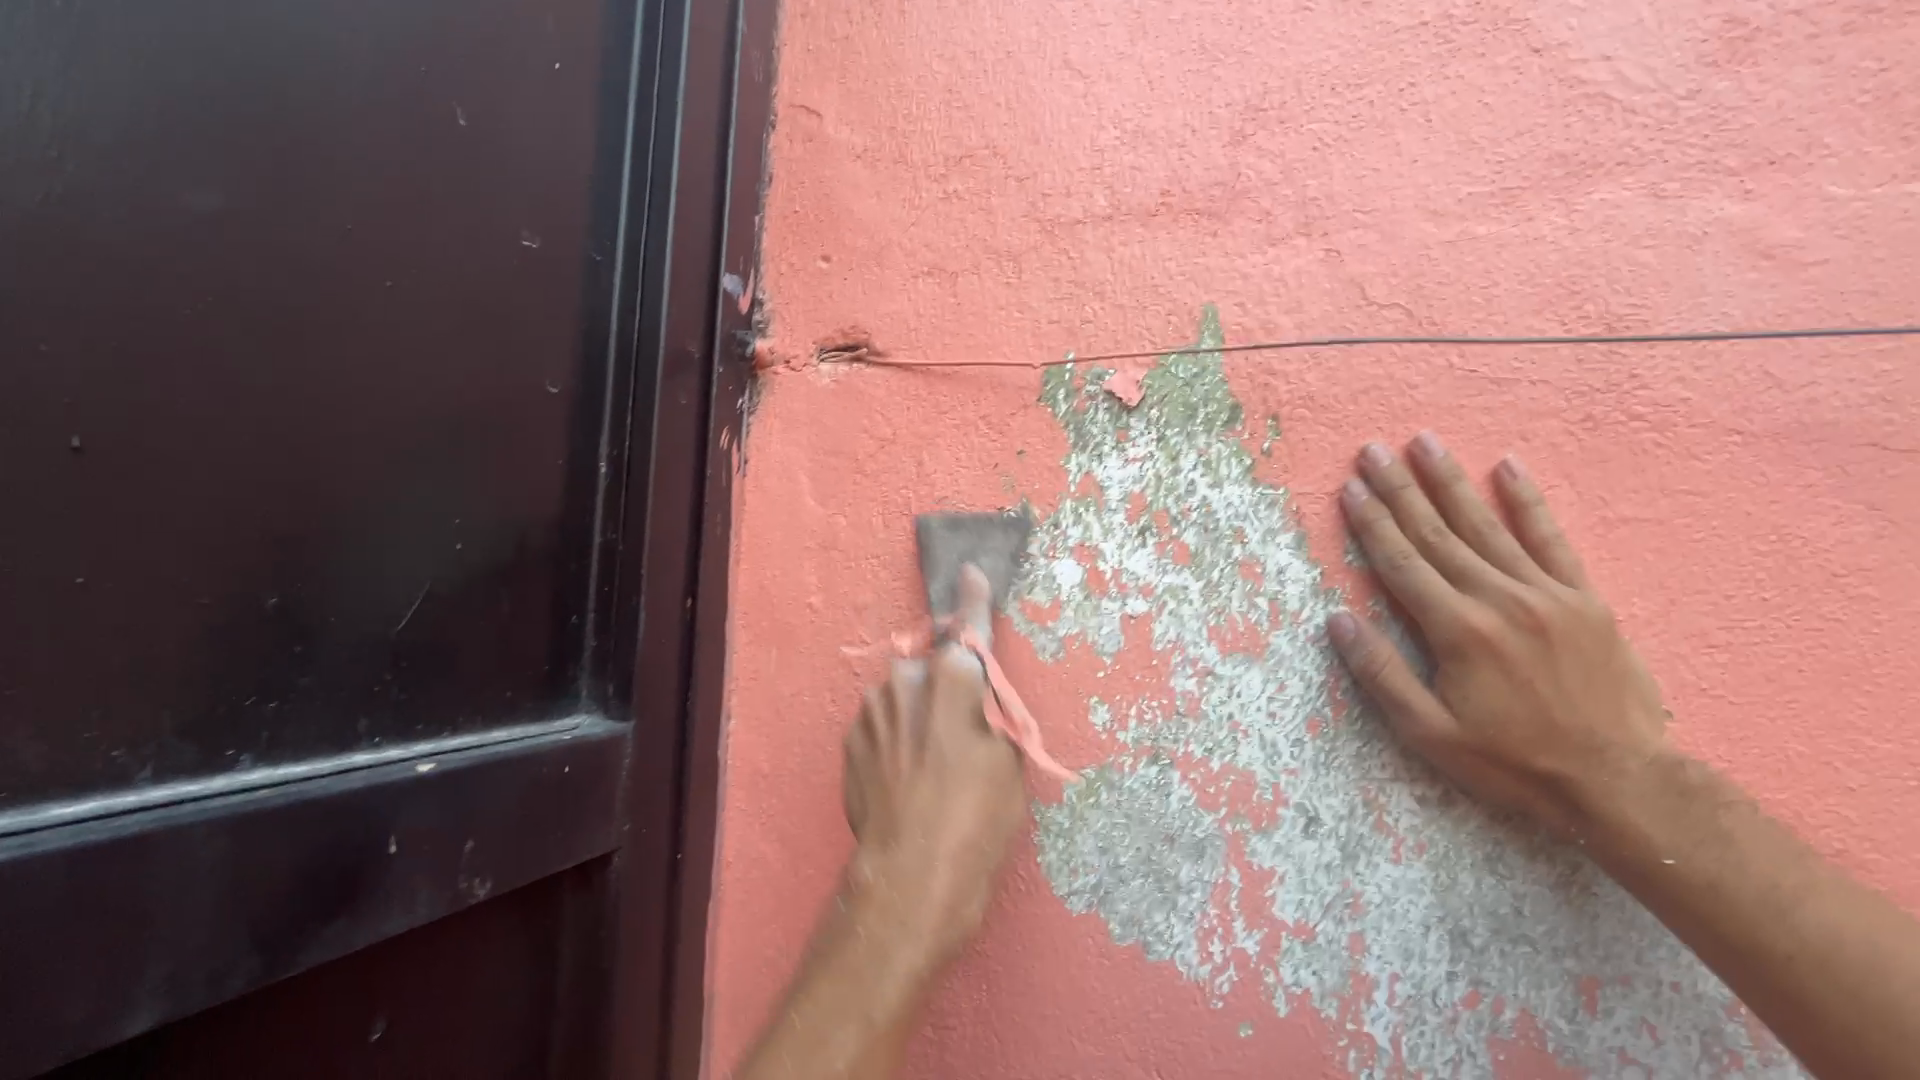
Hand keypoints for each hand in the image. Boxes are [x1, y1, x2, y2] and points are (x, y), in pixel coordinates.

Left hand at [841, 565, 1026, 967]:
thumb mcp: (1011, 758)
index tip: (969, 572)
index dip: (973, 599)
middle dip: (945, 689)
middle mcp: (907, 680)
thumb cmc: (980, 815)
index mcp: (955, 678)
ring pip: (903, 698)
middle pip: (932, 669)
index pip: (970, 625)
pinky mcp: (850, 739)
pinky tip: (904, 779)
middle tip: (960, 737)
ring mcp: (873, 709)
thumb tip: (978, 695)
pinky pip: (882, 726)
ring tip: (930, 769)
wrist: (913, 871)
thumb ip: (992, 710)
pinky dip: (894, 740)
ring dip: (916, 716)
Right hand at [1327, 432, 1670, 835]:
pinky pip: (1551, 539)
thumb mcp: (1429, 734)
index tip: (1350, 486)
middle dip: (1399, 488)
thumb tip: (1337, 620)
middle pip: (1437, 533)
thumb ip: (1381, 674)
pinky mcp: (1584, 599)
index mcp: (1458, 630)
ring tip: (1424, 442)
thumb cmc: (1511, 763)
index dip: (1371, 522)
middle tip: (1372, 449)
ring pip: (1486, 525)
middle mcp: (1499, 599)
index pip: (1402, 562)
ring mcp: (1546, 593)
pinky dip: (1528, 502)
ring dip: (1450, 481)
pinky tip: (1508, 467)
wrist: (1619, 783)